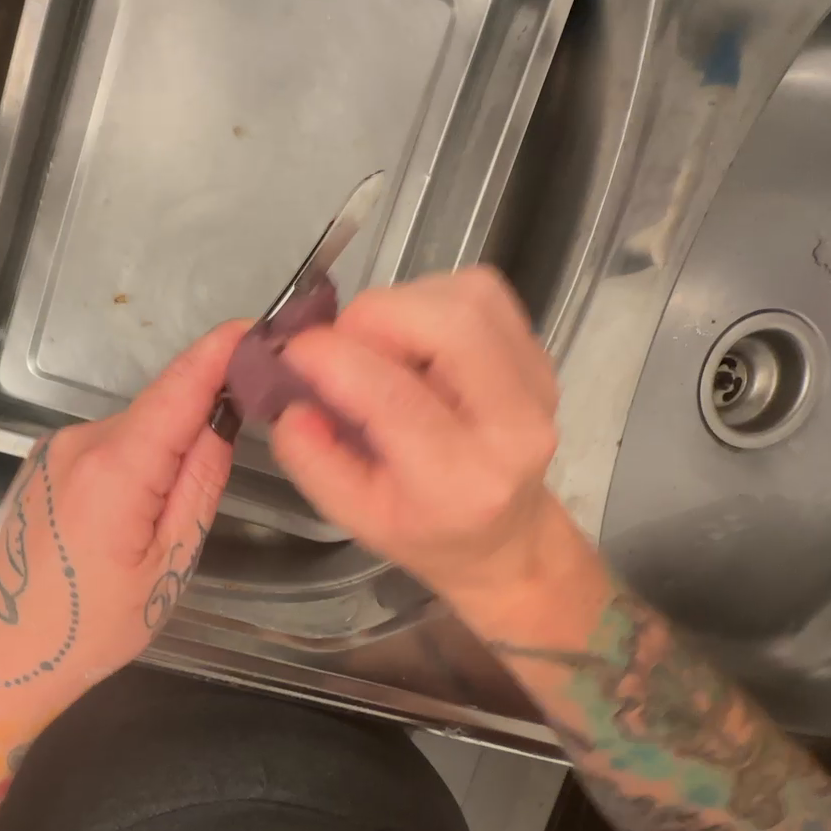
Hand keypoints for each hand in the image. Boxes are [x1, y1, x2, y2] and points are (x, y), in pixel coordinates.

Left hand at [0, 322, 242, 708]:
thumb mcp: (167, 567)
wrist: (3, 654)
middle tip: (227, 467)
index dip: (219, 353)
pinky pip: (106, 449)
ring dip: (163, 454)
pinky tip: (129, 519)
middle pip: (158, 410)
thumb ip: (198, 487)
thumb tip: (219, 424)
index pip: (178, 388)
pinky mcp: (43, 466)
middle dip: (198, 422)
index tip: (258, 329)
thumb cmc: (91, 626)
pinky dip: (134, 465)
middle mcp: (78, 443)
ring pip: (133, 432)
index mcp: (114, 467)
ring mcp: (54, 451)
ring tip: (162, 522)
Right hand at [270, 267, 589, 607]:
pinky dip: (429, 301)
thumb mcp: (351, 516)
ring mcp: (537, 383)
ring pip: (467, 297)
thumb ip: (311, 460)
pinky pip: (481, 294)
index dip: (332, 357)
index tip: (292, 351)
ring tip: (374, 346)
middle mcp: (513, 426)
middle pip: (450, 323)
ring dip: (401, 306)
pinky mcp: (539, 354)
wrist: (502, 537)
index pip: (393, 397)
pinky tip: (409, 339)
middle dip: (374, 316)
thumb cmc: (423, 530)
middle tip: (338, 343)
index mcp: (457, 480)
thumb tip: (291, 400)